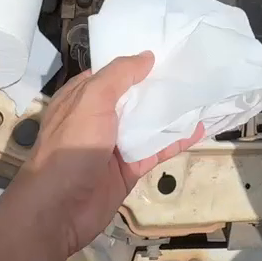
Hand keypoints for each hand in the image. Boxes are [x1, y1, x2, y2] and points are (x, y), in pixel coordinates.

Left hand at [5, 52, 202, 259]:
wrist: (58, 211)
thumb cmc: (71, 146)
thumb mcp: (91, 99)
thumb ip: (119, 75)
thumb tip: (147, 56)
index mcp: (82, 97)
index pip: (113, 72)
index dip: (136, 61)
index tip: (166, 48)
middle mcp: (99, 117)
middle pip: (135, 96)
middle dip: (159, 84)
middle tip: (193, 67)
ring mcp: (116, 143)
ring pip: (149, 122)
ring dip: (173, 111)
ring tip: (202, 94)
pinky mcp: (130, 167)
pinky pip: (158, 148)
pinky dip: (178, 139)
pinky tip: (200, 129)